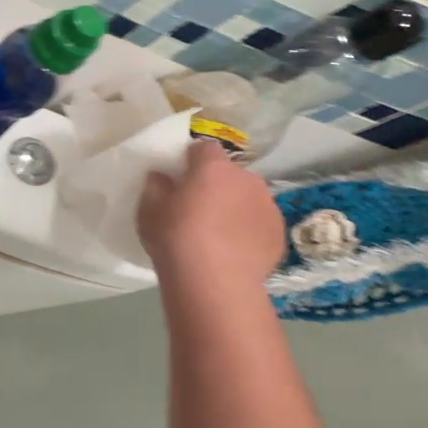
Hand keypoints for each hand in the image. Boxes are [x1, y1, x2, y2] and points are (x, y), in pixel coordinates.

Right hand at [137, 140, 285, 288]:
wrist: (215, 280)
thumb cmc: (175, 238)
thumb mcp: (148, 211)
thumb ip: (155, 187)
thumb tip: (162, 176)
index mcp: (212, 169)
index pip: (204, 148)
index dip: (191, 159)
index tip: (179, 176)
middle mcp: (246, 179)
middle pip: (229, 173)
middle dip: (215, 184)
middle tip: (196, 207)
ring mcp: (268, 205)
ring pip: (248, 196)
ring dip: (234, 205)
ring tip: (216, 231)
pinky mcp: (279, 230)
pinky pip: (259, 221)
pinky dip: (247, 228)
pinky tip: (232, 248)